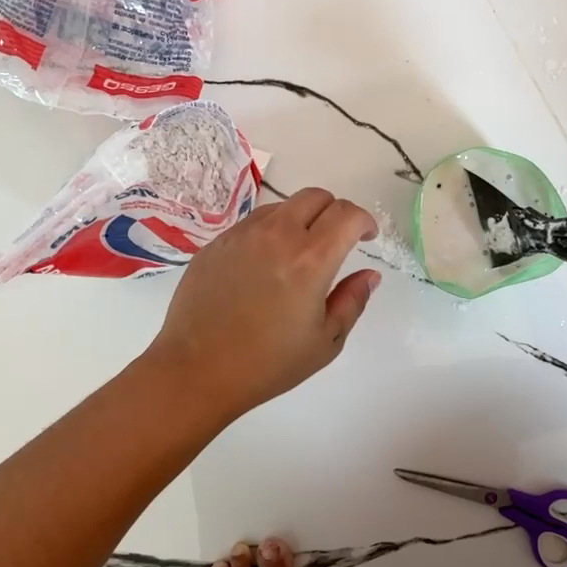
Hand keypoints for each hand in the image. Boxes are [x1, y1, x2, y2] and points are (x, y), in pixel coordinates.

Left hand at [147, 188, 381, 418]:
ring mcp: (241, 235)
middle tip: (338, 241)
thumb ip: (352, 301)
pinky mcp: (216, 244)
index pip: (347, 215)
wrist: (197, 370)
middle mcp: (276, 236)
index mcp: (310, 260)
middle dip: (335, 212)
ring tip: (300, 254)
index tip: (367, 237)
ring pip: (282, 206)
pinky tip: (266, 268)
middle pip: (316, 197)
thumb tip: (369, 274)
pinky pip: (252, 224)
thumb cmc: (269, 363)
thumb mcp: (326, 341)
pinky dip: (271, 233)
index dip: (365, 221)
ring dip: (301, 219)